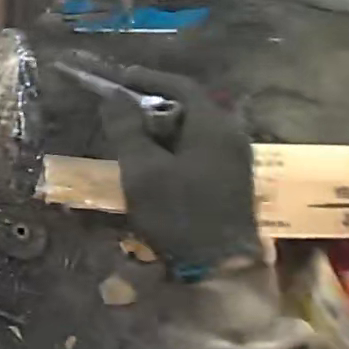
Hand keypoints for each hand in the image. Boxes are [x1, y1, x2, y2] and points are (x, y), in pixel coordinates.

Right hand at [96, 66, 261, 278]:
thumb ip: (127, 129)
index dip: (149, 79)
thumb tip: (115, 96)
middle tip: (123, 111)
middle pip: (190, 106)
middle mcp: (230, 136)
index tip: (120, 78)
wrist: (219, 270)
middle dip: (154, 104)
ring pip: (194, 129)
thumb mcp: (142, 170)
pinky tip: (155, 163)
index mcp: (213, 126)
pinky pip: (200, 148)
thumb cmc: (178, 214)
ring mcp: (234, 159)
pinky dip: (175, 146)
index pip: (181, 86)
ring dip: (163, 128)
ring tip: (134, 138)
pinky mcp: (231, 180)